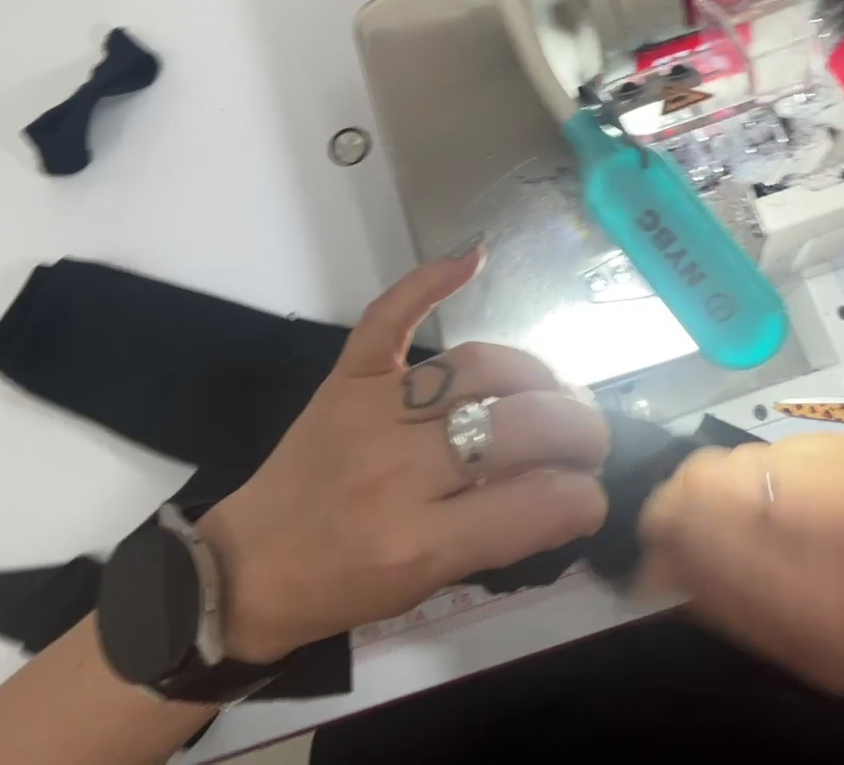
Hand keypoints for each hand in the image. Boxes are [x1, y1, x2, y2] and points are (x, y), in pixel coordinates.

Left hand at [198, 244, 610, 662]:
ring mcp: (369, 412)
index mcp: (420, 542)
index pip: (533, 505)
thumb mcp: (428, 586)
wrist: (249, 567)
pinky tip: (473, 258)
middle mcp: (398, 470)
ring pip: (474, 368)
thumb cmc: (343, 587)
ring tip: (553, 391)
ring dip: (532, 373)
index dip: (584, 497)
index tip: (594, 494)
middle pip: (515, 427)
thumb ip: (500, 537)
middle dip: (576, 428)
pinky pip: (390, 318)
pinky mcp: (345, 377)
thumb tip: (568, 490)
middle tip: (591, 437)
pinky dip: (429, 282)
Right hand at [638, 433, 843, 706]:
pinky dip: (777, 472)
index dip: (664, 512)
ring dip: (737, 481)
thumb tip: (649, 555)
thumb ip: (714, 594)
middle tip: (699, 519)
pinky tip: (799, 499)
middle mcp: (828, 512)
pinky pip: (789, 447)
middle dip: (695, 492)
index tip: (652, 523)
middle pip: (718, 470)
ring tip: (760, 515)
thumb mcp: (788, 644)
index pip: (700, 516)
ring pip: (751, 454)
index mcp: (805, 581)